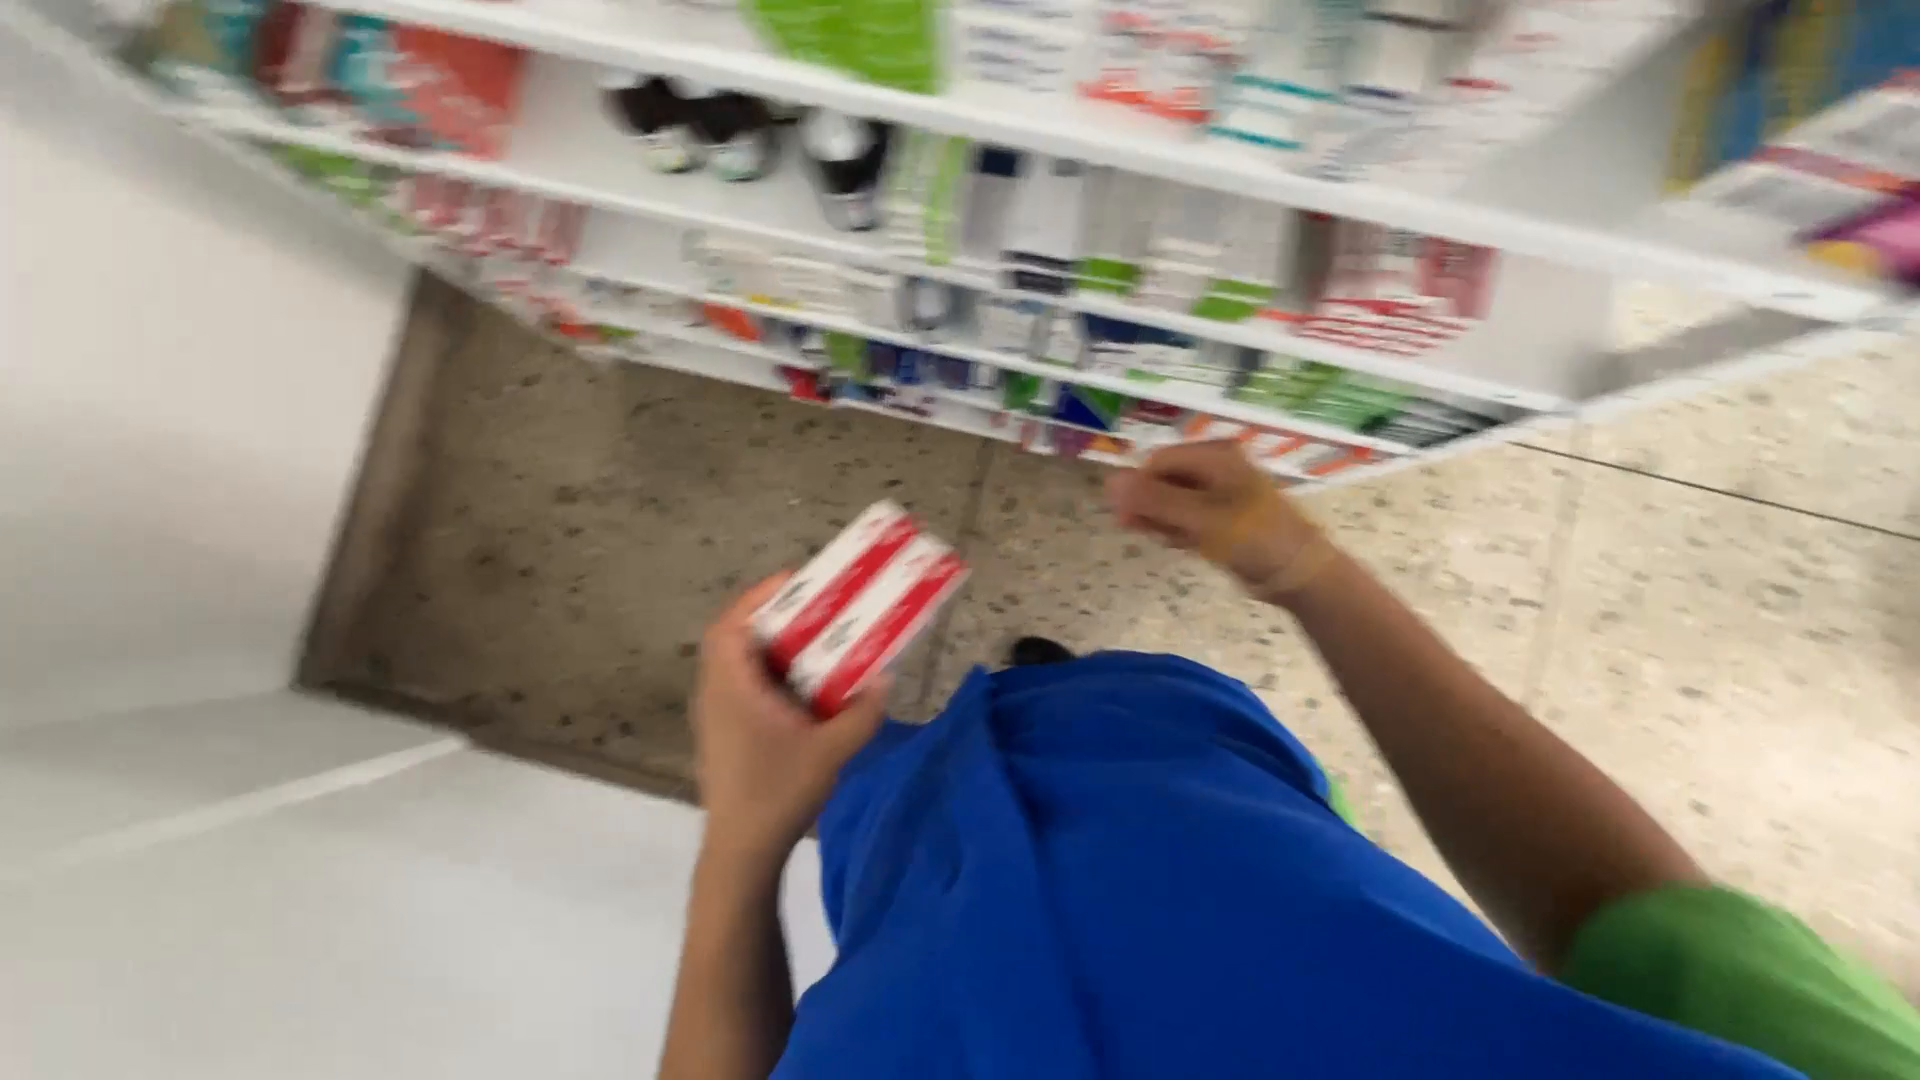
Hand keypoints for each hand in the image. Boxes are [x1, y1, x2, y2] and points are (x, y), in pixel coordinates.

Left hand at [691, 574, 890, 863]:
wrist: (741, 852)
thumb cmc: (778, 794)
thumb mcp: (831, 751)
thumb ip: (861, 712)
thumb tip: (885, 679)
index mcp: (731, 688)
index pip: (732, 624)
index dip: (760, 596)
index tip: (797, 581)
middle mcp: (715, 694)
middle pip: (735, 638)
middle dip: (774, 617)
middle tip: (816, 610)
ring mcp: (716, 716)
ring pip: (739, 665)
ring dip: (772, 648)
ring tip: (815, 641)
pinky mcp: (725, 734)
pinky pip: (744, 687)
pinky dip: (770, 675)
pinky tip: (803, 689)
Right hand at [1106, 440, 1328, 604]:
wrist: (1296, 572)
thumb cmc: (1249, 536)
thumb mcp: (1198, 517)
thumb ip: (1153, 500)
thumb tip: (1109, 482)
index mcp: (1214, 456)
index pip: (1159, 461)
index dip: (1138, 485)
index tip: (1126, 516)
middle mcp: (1216, 467)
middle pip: (1165, 479)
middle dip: (1148, 504)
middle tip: (1137, 529)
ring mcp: (1220, 493)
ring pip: (1173, 500)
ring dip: (1160, 518)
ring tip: (1164, 538)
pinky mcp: (1222, 517)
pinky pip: (1187, 516)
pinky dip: (1177, 528)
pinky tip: (1177, 543)